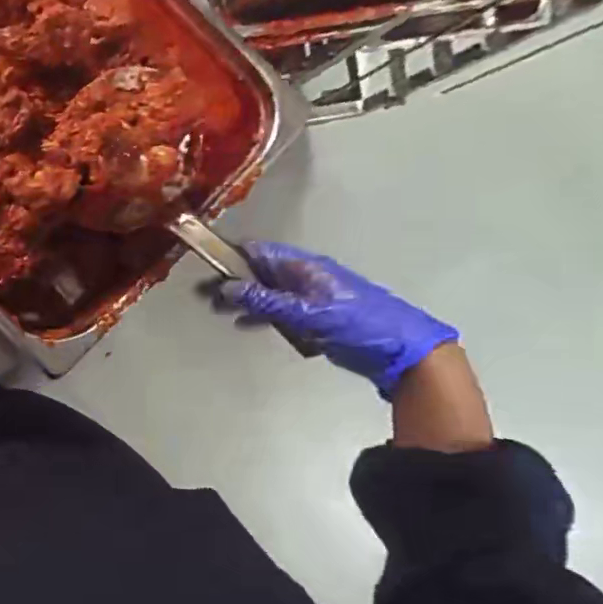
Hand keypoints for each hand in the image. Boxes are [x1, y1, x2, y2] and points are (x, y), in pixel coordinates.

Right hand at [219, 241, 459, 397]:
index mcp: (305, 268)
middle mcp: (304, 278)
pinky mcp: (311, 317)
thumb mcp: (308, 312)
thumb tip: (226, 288)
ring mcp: (308, 298)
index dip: (232, 253)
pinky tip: (243, 324)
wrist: (399, 351)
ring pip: (266, 293)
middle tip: (202, 293)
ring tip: (216, 310)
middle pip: (260, 272)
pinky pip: (278, 312)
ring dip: (242, 299)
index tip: (204, 261)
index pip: (260, 252)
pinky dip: (259, 316)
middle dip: (231, 279)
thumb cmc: (357, 324)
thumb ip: (266, 301)